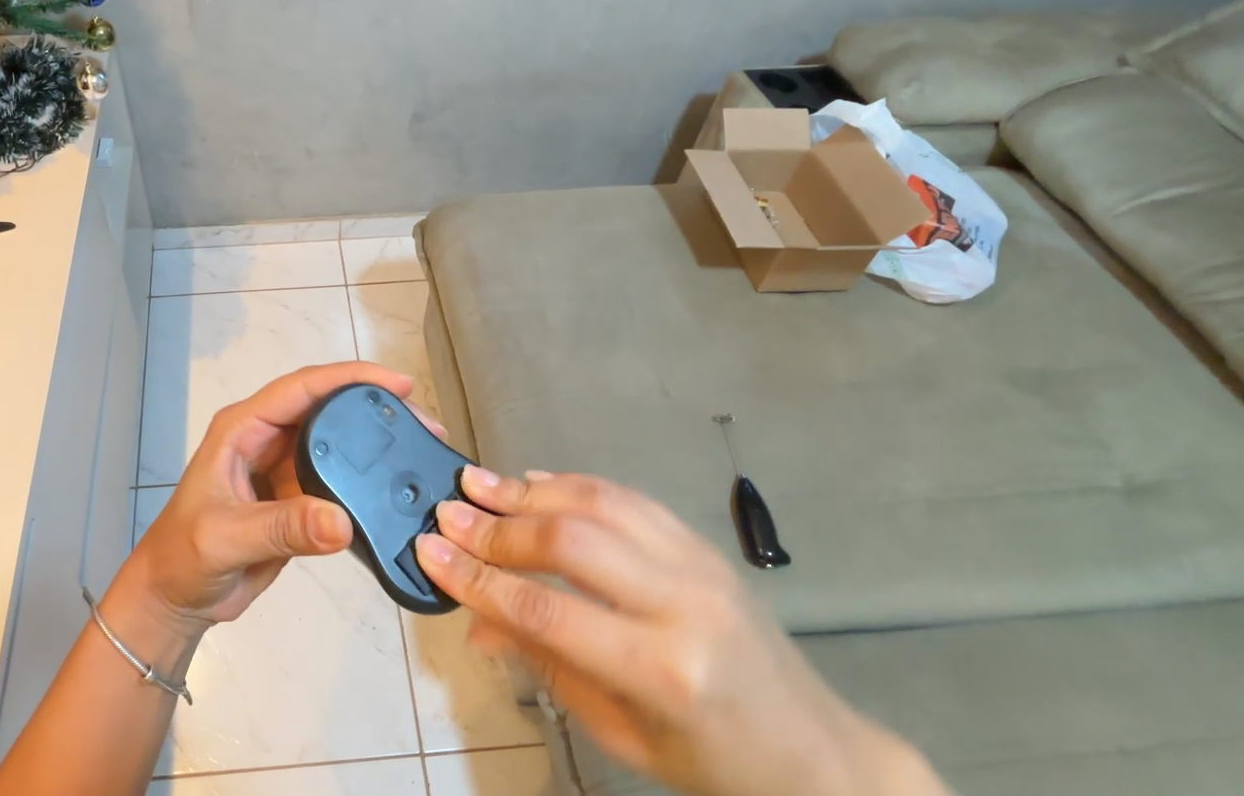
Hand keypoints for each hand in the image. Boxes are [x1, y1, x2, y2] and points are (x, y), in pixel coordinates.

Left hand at [109, 362, 435, 644]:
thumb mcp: (226, 537)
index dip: (350, 379)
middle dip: (374, 409)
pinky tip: (396, 490)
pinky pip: (338, 483)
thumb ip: (282, 527)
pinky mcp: (297, 500)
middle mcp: (267, 439)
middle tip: (425, 423)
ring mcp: (284, 470)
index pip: (302, 389)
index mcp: (244, 428)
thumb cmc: (184, 557)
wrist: (174, 599)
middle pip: (328, 410)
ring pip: (338, 446)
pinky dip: (367, 484)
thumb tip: (343, 522)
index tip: (399, 385)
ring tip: (422, 451)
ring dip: (376, 447)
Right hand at [417, 470, 950, 795]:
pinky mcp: (702, 544)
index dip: (478, 581)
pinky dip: (573, 484)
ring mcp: (697, 565)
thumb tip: (477, 624)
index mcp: (660, 671)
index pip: (545, 612)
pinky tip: (535, 482)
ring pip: (598, 504)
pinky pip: (628, 499)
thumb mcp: (620, 733)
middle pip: (569, 542)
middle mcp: (680, 604)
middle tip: (447, 514)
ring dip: (529, 492)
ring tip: (478, 483)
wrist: (812, 749)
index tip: (430, 551)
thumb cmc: (710, 761)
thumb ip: (547, 666)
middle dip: (498, 528)